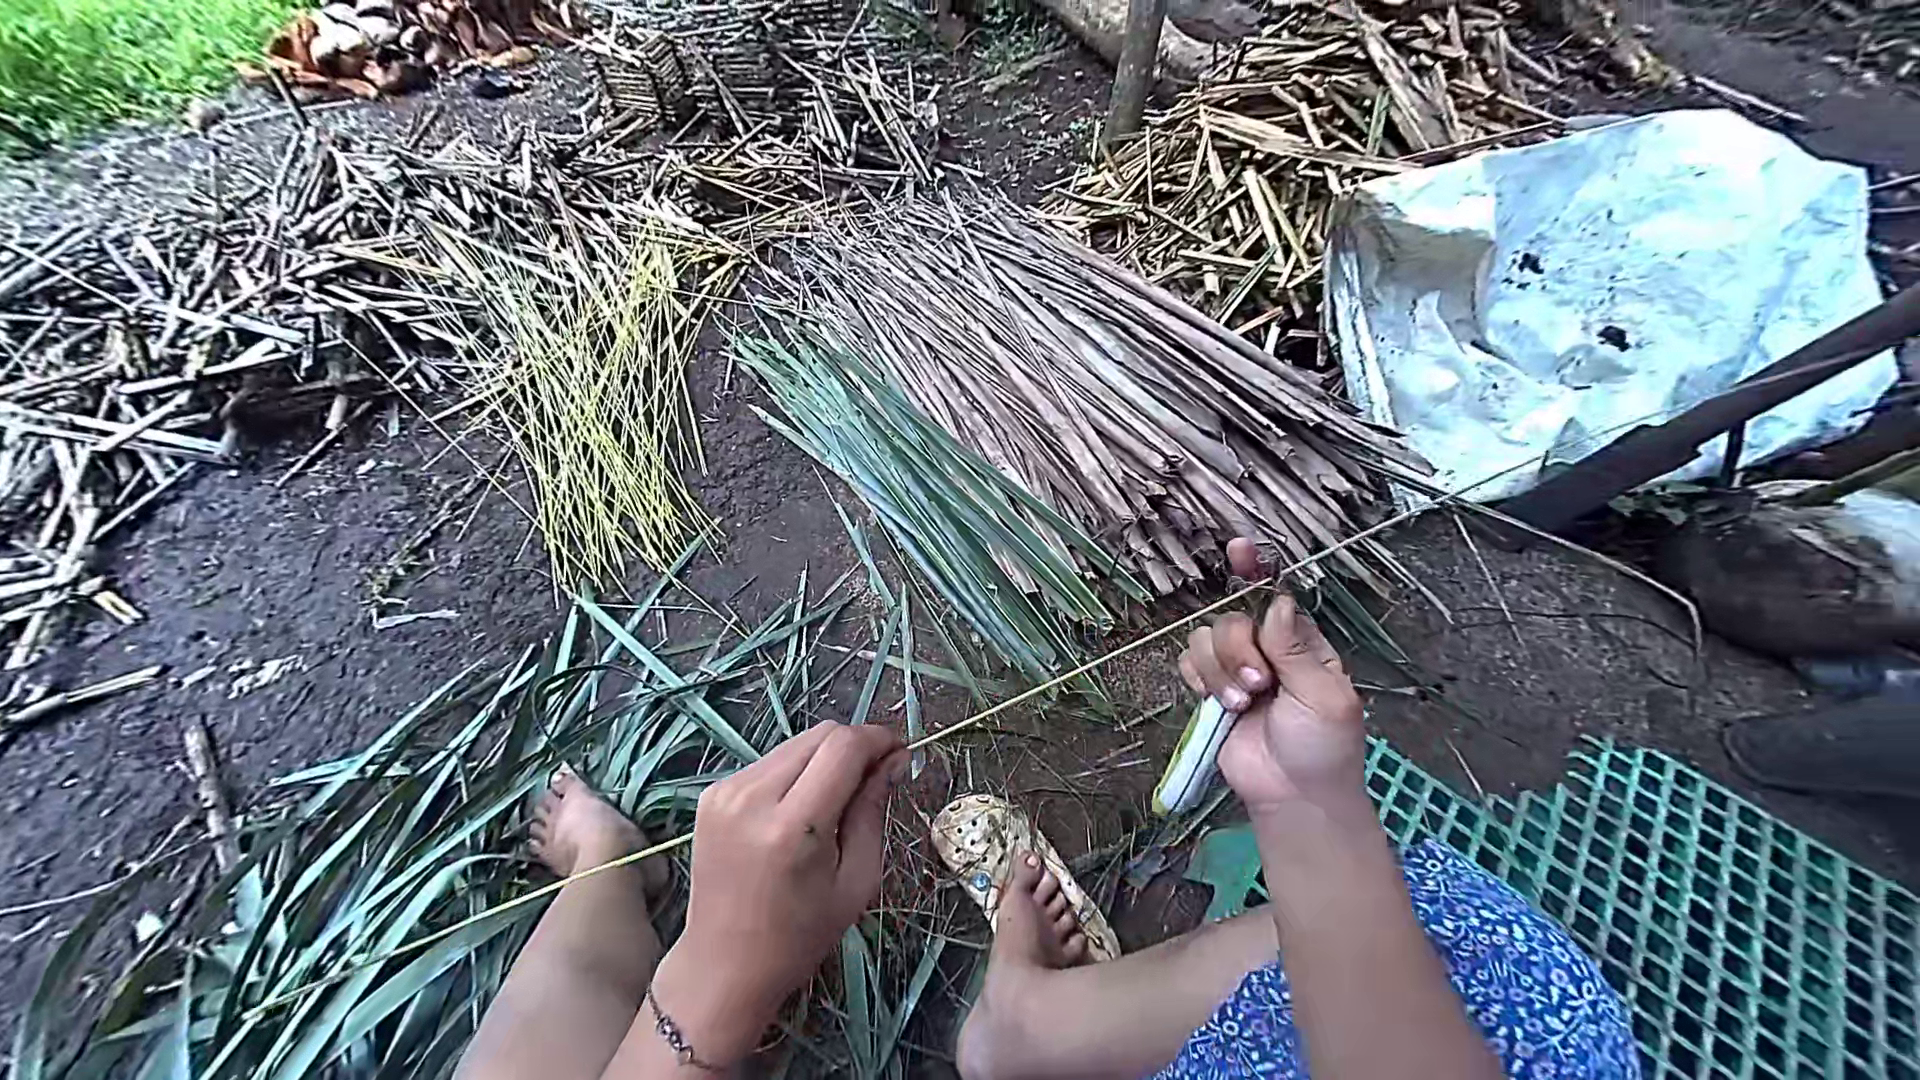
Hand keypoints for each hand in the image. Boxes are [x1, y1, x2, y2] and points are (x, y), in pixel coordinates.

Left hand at [650, 722, 907, 1062]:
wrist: (723, 969)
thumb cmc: (800, 935)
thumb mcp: (857, 879)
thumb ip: (874, 809)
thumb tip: (895, 758)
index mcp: (792, 826)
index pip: (844, 747)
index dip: (878, 739)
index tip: (899, 752)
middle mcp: (753, 797)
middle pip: (822, 734)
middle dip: (857, 745)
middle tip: (876, 772)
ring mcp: (726, 791)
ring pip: (798, 742)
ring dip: (827, 756)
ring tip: (837, 793)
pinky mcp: (713, 792)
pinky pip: (772, 760)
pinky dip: (798, 769)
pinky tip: (800, 804)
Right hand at [1178, 538, 1366, 817]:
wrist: (1292, 793)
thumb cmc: (1323, 746)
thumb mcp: (1325, 696)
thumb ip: (1296, 648)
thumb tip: (1277, 601)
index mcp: (1300, 642)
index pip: (1274, 596)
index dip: (1255, 571)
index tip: (1238, 548)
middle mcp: (1264, 647)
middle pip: (1231, 620)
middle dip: (1239, 652)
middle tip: (1260, 685)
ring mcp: (1233, 667)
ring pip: (1205, 639)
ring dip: (1220, 672)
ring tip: (1241, 704)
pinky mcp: (1208, 687)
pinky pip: (1188, 662)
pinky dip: (1199, 680)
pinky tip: (1218, 703)